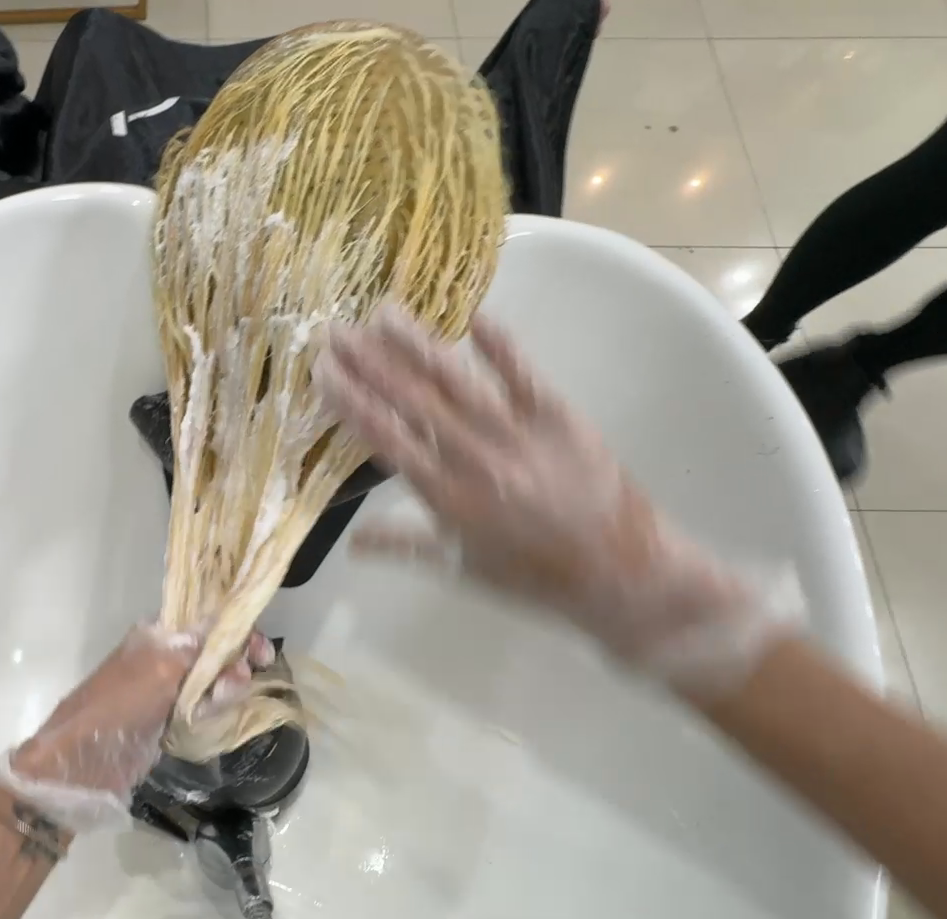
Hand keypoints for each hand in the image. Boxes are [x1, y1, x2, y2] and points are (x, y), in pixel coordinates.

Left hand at [0, 624, 270, 831]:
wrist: (83, 758)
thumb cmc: (120, 704)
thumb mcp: (161, 667)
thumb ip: (198, 643)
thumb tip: (229, 618)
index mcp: (158, 634)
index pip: (208, 623)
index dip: (237, 634)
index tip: (261, 654)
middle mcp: (164, 656)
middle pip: (216, 653)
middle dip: (232, 667)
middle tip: (233, 685)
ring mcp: (167, 689)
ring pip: (213, 683)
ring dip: (222, 693)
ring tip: (209, 708)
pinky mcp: (169, 719)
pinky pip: (202, 709)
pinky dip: (208, 713)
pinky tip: (201, 721)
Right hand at [313, 307, 801, 696]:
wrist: (622, 575)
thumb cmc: (532, 577)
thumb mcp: (459, 568)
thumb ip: (403, 546)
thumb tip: (352, 542)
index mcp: (446, 497)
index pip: (386, 438)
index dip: (351, 402)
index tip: (324, 372)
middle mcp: (475, 459)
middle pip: (412, 401)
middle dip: (369, 363)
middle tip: (336, 330)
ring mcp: (518, 434)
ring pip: (457, 382)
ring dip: (417, 345)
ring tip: (384, 313)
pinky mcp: (560, 418)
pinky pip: (524, 376)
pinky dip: (500, 346)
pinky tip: (473, 317)